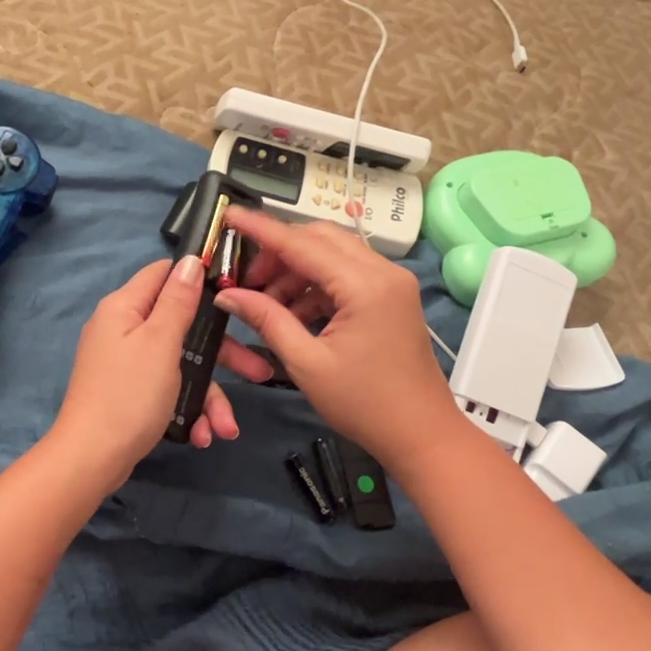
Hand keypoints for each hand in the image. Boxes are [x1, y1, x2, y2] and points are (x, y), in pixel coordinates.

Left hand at [52, 256, 274, 477]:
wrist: (91, 459)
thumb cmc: (129, 394)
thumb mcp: (161, 342)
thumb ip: (178, 301)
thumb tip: (191, 261)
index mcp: (125, 307)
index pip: (164, 274)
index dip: (199, 278)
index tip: (237, 293)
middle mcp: (123, 329)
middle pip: (183, 326)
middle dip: (222, 354)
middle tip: (258, 372)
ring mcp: (126, 363)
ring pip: (180, 365)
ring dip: (207, 395)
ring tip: (226, 428)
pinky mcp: (130, 392)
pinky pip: (167, 390)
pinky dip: (187, 410)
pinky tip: (200, 435)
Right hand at [214, 208, 456, 463]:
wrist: (422, 435)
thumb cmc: (365, 404)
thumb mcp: (306, 363)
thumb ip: (267, 319)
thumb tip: (228, 295)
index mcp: (365, 285)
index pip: (302, 243)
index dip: (261, 229)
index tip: (230, 215)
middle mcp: (383, 272)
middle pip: (319, 239)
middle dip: (278, 253)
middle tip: (245, 280)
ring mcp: (391, 283)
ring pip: (332, 256)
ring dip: (295, 272)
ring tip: (266, 305)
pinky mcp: (391, 298)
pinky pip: (345, 276)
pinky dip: (315, 287)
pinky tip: (293, 314)